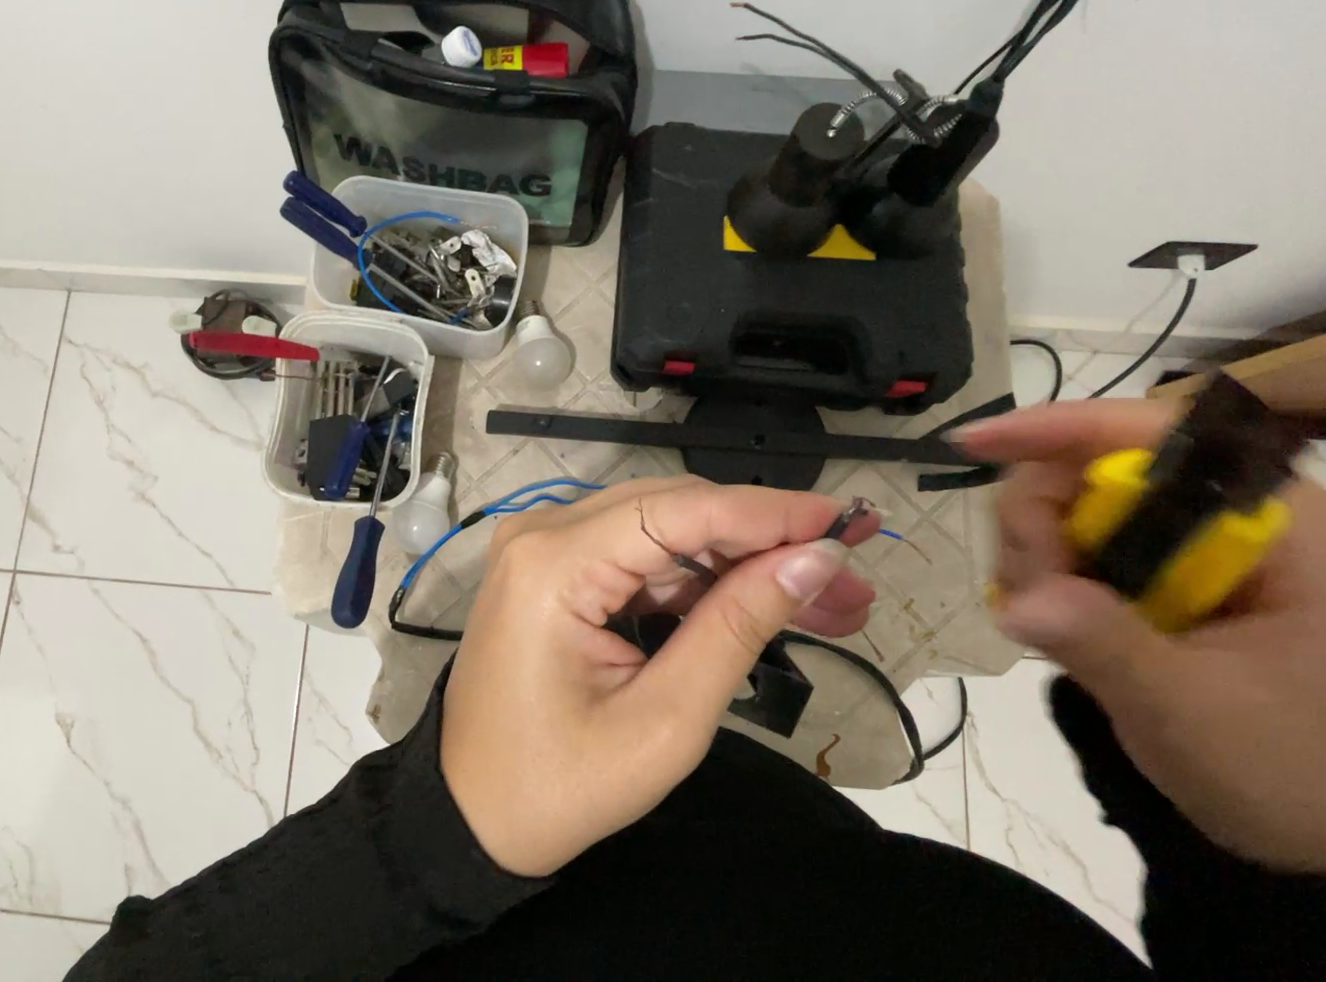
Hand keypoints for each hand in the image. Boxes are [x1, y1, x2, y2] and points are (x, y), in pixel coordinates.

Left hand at [438, 477, 878, 876]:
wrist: (473, 815)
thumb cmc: (560, 785)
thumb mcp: (664, 719)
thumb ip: (737, 627)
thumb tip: (813, 559)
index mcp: (554, 563)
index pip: (680, 510)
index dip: (771, 512)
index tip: (849, 521)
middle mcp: (542, 534)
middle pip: (675, 513)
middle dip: (766, 543)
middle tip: (851, 581)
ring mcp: (543, 549)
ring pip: (664, 533)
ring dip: (741, 564)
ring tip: (829, 603)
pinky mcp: (553, 571)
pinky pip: (638, 558)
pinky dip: (700, 581)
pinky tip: (761, 604)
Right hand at [957, 399, 1325, 872]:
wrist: (1310, 833)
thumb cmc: (1277, 773)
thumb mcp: (1188, 713)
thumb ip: (1106, 646)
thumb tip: (1023, 601)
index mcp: (1295, 535)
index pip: (1172, 440)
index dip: (1070, 429)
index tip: (979, 445)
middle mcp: (1252, 520)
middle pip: (1107, 467)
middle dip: (1042, 518)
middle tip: (1025, 589)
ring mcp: (1207, 544)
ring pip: (1080, 501)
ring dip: (1037, 549)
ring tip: (1038, 617)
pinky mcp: (1173, 569)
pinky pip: (1082, 537)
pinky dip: (1045, 569)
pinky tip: (1045, 614)